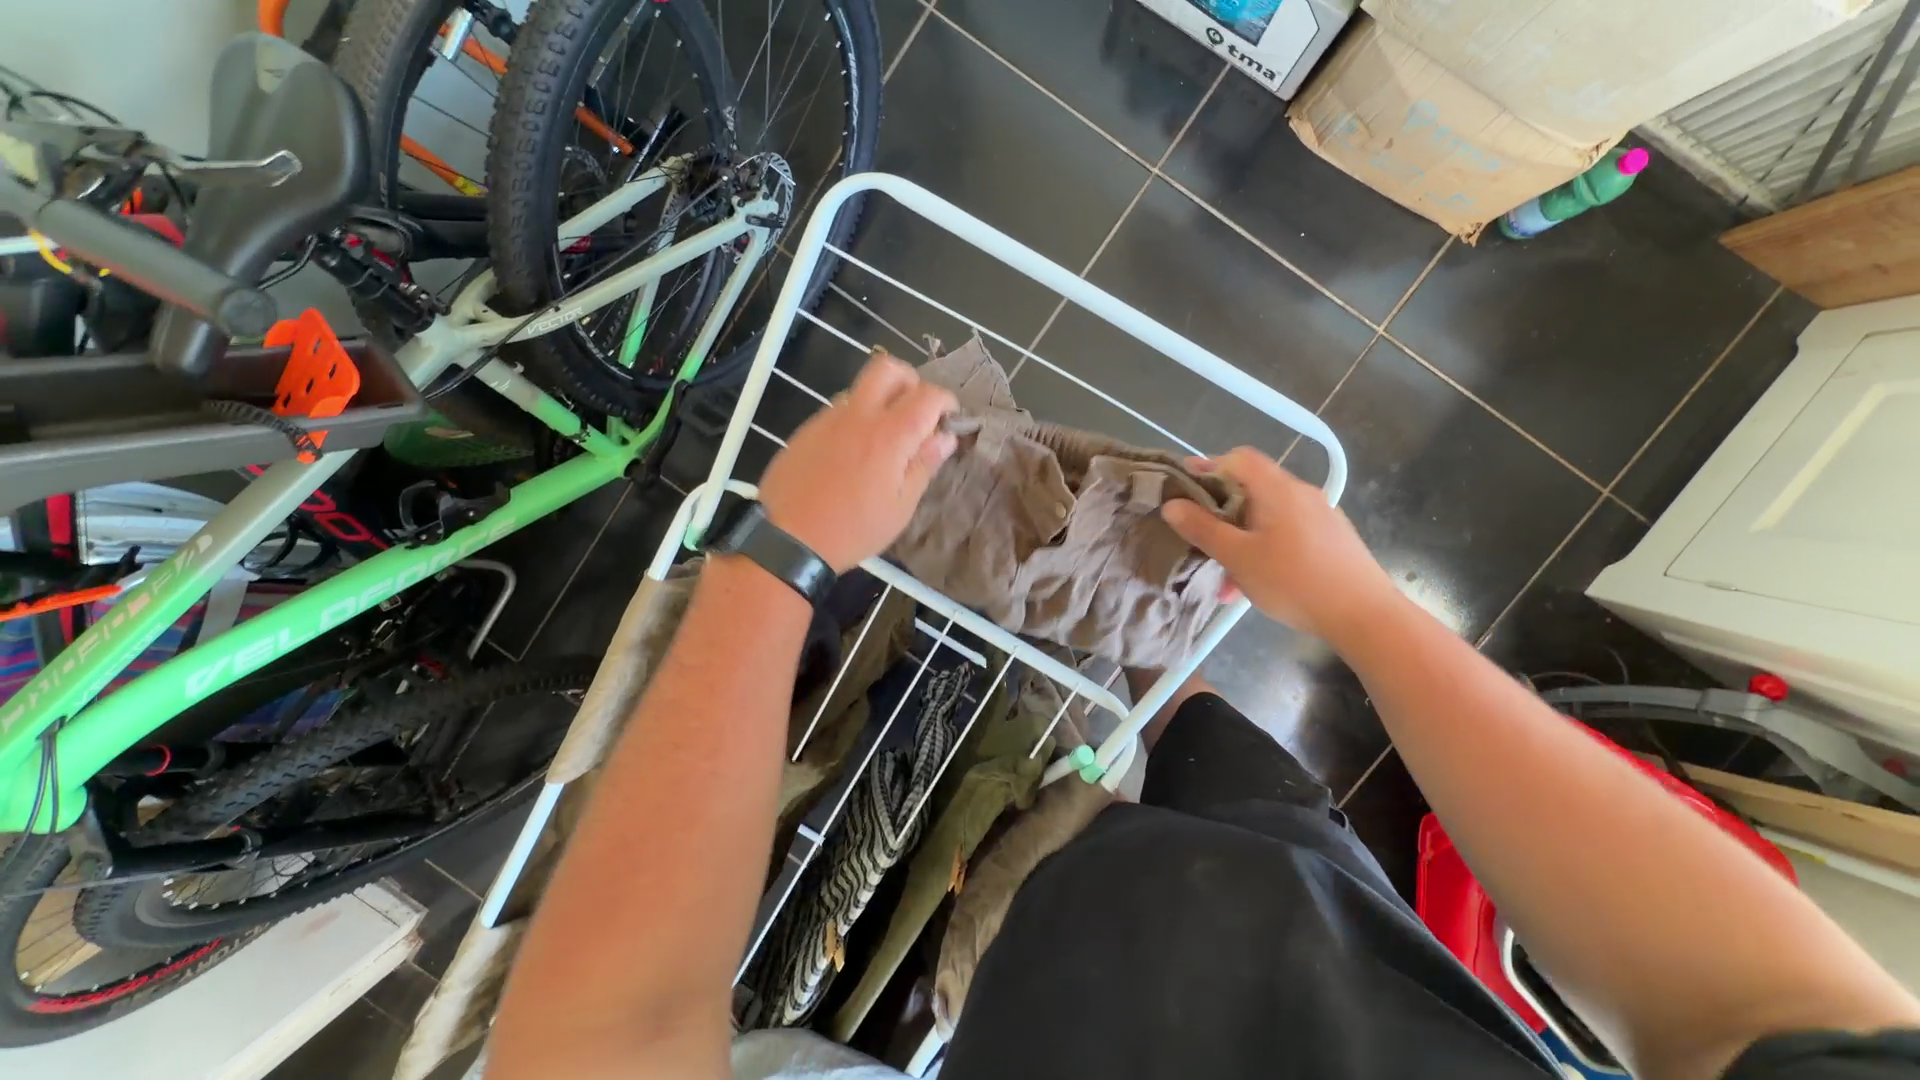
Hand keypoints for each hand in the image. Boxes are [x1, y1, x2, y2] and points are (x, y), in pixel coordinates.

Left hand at [757, 351, 957, 572]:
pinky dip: (855, 421)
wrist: (788, 539)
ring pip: (860, 389)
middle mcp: (858, 415)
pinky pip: (838, 411)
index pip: (927, 395)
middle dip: (910, 381)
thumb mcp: (900, 507)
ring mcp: (828, 419)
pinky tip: (852, 456)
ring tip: (883, 440)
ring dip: (880, 401)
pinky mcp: (806, 430)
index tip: (949, 419)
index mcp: (889, 435)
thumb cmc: (853, 530)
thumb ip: (924, 466)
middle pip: (888, 368)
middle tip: (916, 411)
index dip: (946, 402)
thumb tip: (944, 438)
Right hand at [1161, 447, 1401, 644]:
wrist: (1365, 616)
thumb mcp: (1238, 557)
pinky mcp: (1331, 539)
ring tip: (1225, 578)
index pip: (1238, 458)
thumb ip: (1203, 529)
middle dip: (1221, 512)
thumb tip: (1172, 505)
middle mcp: (1301, 494)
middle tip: (1198, 538)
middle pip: (1252, 487)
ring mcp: (1321, 516)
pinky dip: (1264, 549)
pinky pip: (1287, 533)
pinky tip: (1255, 584)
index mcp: (1278, 489)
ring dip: (1241, 538)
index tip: (1183, 489)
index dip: (1208, 466)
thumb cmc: (1294, 581)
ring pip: (1268, 516)